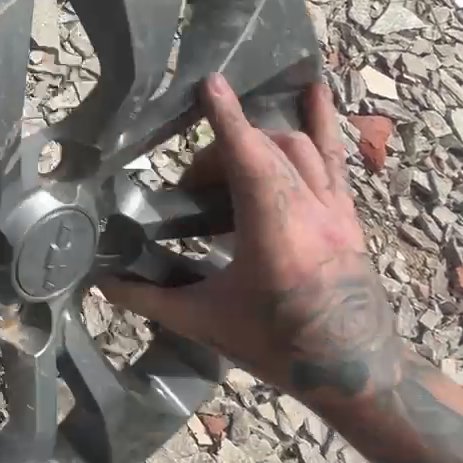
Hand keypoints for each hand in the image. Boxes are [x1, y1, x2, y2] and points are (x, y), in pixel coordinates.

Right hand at [99, 74, 405, 400]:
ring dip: (261, 137)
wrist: (364, 379)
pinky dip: (321, 124)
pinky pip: (335, 159)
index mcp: (277, 234)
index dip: (226, 119)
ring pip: (304, 146)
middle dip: (223, 148)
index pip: (250, 159)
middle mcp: (313, 213)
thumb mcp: (205, 322)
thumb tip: (98, 279)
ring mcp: (338, 213)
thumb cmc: (280, 348)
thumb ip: (148, 297)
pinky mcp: (349, 218)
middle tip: (193, 185)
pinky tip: (314, 94)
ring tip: (230, 145)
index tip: (209, 83)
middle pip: (268, 148)